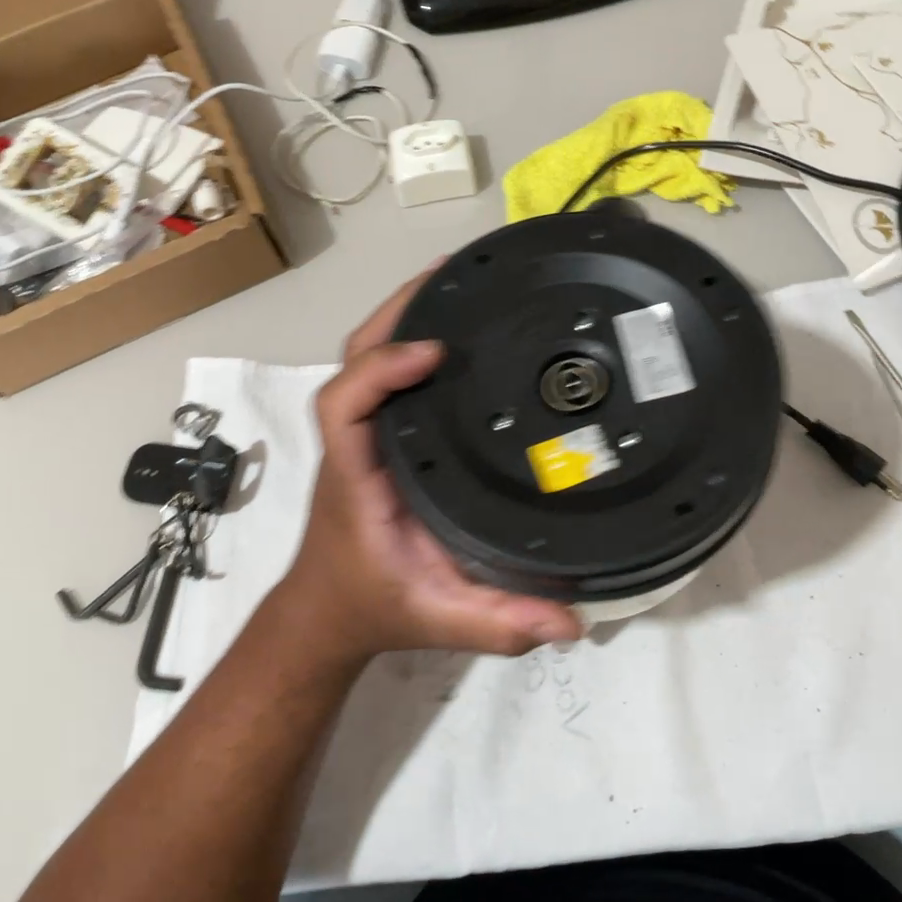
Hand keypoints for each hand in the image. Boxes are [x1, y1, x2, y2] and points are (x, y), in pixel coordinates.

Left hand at [271, 272, 582, 665]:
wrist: (331, 612)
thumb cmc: (374, 608)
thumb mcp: (440, 619)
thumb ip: (500, 623)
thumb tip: (570, 622)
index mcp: (358, 477)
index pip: (345, 403)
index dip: (381, 367)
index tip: (432, 349)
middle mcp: (355, 446)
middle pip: (354, 358)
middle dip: (397, 312)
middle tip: (455, 278)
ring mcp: (362, 437)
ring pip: (365, 359)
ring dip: (402, 317)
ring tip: (458, 285)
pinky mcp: (376, 438)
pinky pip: (383, 378)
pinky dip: (408, 343)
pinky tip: (452, 331)